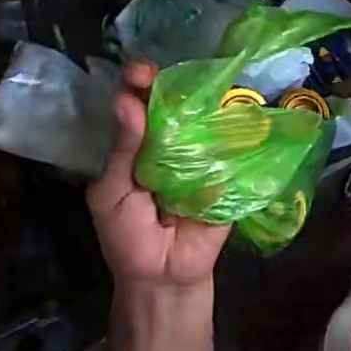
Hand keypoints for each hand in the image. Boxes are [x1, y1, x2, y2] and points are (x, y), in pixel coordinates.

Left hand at [87, 60, 229, 290]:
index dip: (139, 84)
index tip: (138, 71)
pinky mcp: (229, 171)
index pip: (140, 104)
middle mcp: (172, 140)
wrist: (164, 279)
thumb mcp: (112, 194)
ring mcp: (203, 153)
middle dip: (167, 83)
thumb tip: (128, 102)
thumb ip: (123, 151)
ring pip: (205, 119)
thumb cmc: (128, 236)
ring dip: (204, 100)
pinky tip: (237, 110)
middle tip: (155, 73)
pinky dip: (235, 129)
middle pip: (174, 104)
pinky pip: (232, 149)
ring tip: (198, 88)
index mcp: (139, 142)